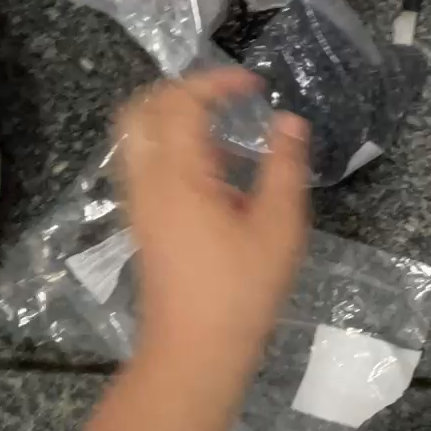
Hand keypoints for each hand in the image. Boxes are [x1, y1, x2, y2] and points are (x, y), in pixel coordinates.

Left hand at [118, 68, 309, 375]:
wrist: (195, 349)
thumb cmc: (241, 289)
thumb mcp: (279, 226)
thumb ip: (286, 167)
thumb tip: (290, 121)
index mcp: (179, 175)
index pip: (182, 102)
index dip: (217, 81)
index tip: (256, 84)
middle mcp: (148, 181)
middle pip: (142, 109)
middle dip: (183, 90)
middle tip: (227, 96)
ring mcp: (140, 202)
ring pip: (140, 137)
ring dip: (178, 119)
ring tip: (229, 134)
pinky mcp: (145, 222)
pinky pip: (148, 164)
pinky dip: (176, 149)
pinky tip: (221, 176)